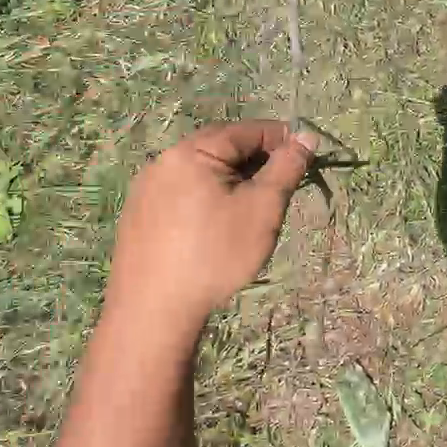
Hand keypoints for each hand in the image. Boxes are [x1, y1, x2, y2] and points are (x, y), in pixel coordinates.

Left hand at [107, 121, 317, 328]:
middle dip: (259, 162)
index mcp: (191, 152)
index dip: (284, 142)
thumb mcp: (264, 205)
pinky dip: (210, 197)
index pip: (250, 131)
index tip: (307, 163)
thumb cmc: (216, 253)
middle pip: (225, 148)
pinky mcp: (139, 217)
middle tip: (282, 188)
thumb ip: (288, 165)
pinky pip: (184, 192)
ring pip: (205, 171)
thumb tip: (307, 136)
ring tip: (254, 209)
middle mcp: (163, 163)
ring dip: (235, 180)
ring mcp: (146, 191)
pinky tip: (219, 226)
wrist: (152, 315)